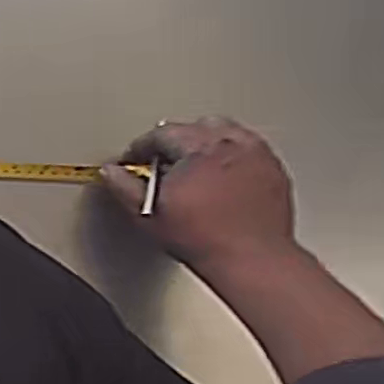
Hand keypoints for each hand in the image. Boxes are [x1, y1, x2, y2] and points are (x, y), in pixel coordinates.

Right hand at [100, 117, 297, 270]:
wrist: (248, 256)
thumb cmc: (201, 238)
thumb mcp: (146, 215)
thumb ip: (124, 187)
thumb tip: (111, 171)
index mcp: (198, 149)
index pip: (161, 133)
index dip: (140, 147)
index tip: (133, 159)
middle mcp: (231, 144)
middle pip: (194, 126)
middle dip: (173, 141)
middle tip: (158, 163)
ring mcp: (256, 154)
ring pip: (224, 131)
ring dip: (202, 144)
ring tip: (188, 167)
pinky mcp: (273, 167)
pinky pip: (246, 147)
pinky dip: (227, 154)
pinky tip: (216, 176)